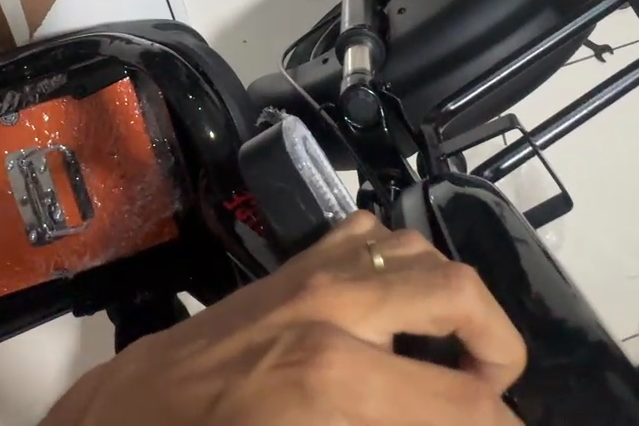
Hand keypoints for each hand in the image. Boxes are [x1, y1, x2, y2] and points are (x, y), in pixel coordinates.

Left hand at [42, 210, 527, 425]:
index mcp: (334, 378)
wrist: (134, 413)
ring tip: (450, 349)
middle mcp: (331, 306)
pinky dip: (398, 262)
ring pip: (413, 247)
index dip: (504, 423)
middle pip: (455, 290)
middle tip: (493, 393)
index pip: (467, 401)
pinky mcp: (289, 263)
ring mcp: (308, 272)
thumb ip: (391, 423)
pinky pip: (364, 233)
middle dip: (498, 345)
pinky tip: (394, 305)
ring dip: (449, 296)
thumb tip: (450, 412)